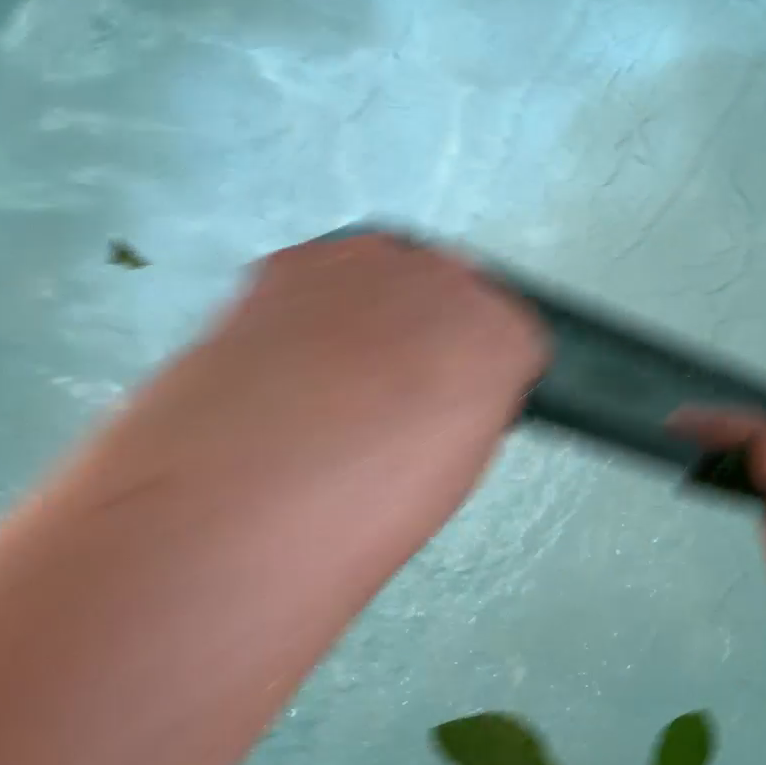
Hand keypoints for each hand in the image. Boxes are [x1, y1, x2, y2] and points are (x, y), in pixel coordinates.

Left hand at [76, 231, 547, 566]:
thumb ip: (473, 406)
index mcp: (503, 337)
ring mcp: (368, 262)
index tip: (463, 407)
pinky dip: (322, 311)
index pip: (519, 340)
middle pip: (462, 294)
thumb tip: (452, 393)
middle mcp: (446, 281)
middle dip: (440, 335)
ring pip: (396, 278)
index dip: (491, 379)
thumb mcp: (458, 467)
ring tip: (343, 379)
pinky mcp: (294, 261)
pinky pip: (329, 279)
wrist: (247, 493)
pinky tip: (298, 360)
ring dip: (382, 316)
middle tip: (404, 394)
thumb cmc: (367, 503)